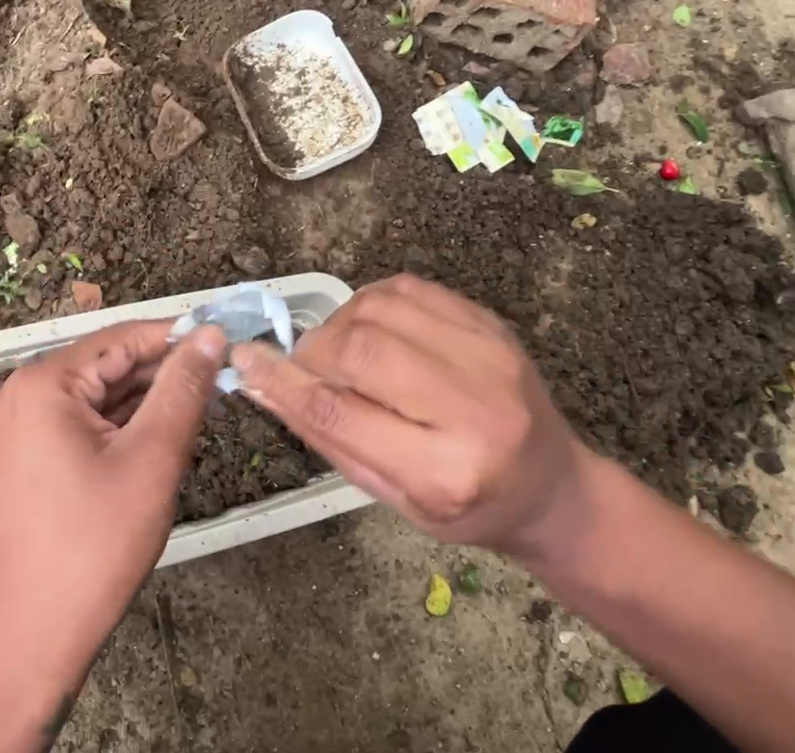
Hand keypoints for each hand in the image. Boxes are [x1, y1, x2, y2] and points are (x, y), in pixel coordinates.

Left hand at [0, 320, 227, 680]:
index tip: (225, 340)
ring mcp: (11, 430)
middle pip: (104, 367)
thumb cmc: (92, 548)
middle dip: (162, 375)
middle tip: (221, 383)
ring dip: (141, 404)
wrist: (26, 639)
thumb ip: (183, 389)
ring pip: (91, 398)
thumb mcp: (150, 460)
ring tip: (199, 410)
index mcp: (40, 383)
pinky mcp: (16, 461)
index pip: (121, 338)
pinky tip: (155, 438)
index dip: (177, 337)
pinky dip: (115, 429)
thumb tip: (209, 335)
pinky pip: (74, 426)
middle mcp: (16, 395)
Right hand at [230, 275, 591, 558]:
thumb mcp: (390, 496)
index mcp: (445, 473)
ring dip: (340, 325)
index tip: (244, 358)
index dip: (282, 382)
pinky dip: (370, 304)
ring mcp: (489, 355)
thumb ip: (326, 435)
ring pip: (379, 309)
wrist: (550, 485)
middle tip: (306, 368)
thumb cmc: (464, 507)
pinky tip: (371, 330)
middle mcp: (475, 407)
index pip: (340, 413)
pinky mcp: (490, 323)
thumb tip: (262, 381)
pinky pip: (407, 288)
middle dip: (314, 353)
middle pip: (361, 350)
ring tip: (342, 353)